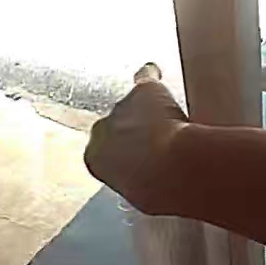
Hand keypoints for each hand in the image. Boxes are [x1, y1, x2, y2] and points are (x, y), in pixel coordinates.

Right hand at [84, 63, 189, 215]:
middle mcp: (100, 129)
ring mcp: (121, 108)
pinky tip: (156, 73)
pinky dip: (151, 75)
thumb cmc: (156, 189)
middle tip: (154, 143)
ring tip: (169, 125)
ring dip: (147, 113)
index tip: (136, 157)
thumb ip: (131, 178)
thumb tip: (147, 184)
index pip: (103, 150)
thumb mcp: (134, 192)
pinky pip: (145, 77)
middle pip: (115, 124)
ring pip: (133, 106)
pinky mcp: (143, 91)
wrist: (171, 169)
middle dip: (131, 131)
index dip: (123, 152)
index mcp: (94, 159)